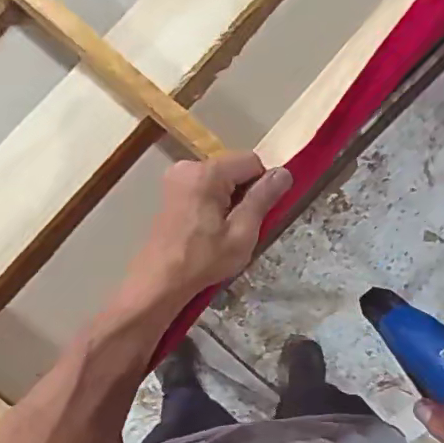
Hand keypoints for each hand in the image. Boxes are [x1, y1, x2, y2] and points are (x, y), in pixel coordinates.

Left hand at [123, 152, 291, 304]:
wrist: (160, 281)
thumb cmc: (202, 260)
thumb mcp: (242, 233)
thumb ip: (263, 198)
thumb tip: (284, 173)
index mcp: (206, 172)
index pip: (251, 161)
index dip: (262, 185)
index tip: (259, 214)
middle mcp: (187, 166)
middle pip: (234, 168)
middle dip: (244, 193)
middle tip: (241, 227)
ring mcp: (175, 179)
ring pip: (220, 179)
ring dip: (229, 200)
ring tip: (224, 231)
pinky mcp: (170, 192)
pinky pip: (204, 188)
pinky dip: (213, 203)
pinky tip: (209, 229)